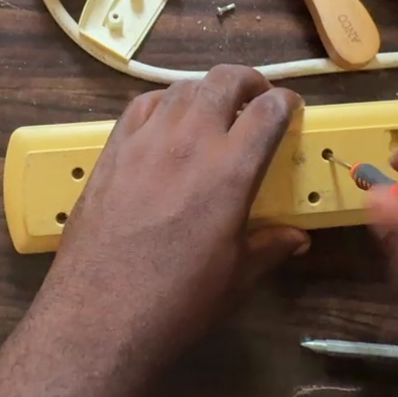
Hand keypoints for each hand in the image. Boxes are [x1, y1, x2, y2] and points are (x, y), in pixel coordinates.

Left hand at [33, 65, 308, 375]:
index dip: (285, 102)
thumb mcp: (236, 278)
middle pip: (224, 80)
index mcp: (231, 170)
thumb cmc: (178, 302)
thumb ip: (270, 247)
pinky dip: (164, 102)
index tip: (290, 107)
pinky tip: (167, 119)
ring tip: (213, 109)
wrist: (99, 316)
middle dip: (248, 81)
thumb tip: (298, 238)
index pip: (268, 111)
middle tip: (256, 97)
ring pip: (183, 88)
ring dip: (206, 91)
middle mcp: (190, 141)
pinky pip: (142, 104)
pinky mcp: (113, 148)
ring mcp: (147, 140)